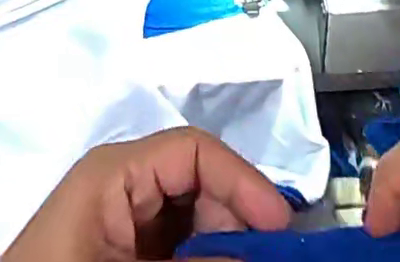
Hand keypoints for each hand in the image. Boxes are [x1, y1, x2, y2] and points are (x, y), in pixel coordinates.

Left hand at [2, 127, 292, 261]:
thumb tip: (260, 255)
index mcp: (116, 171)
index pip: (193, 149)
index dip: (241, 180)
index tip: (283, 226)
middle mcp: (124, 183)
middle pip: (200, 183)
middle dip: (240, 218)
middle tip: (275, 256)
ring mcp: (126, 218)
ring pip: (196, 216)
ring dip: (228, 240)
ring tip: (252, 260)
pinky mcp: (127, 247)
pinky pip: (180, 242)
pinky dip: (207, 257)